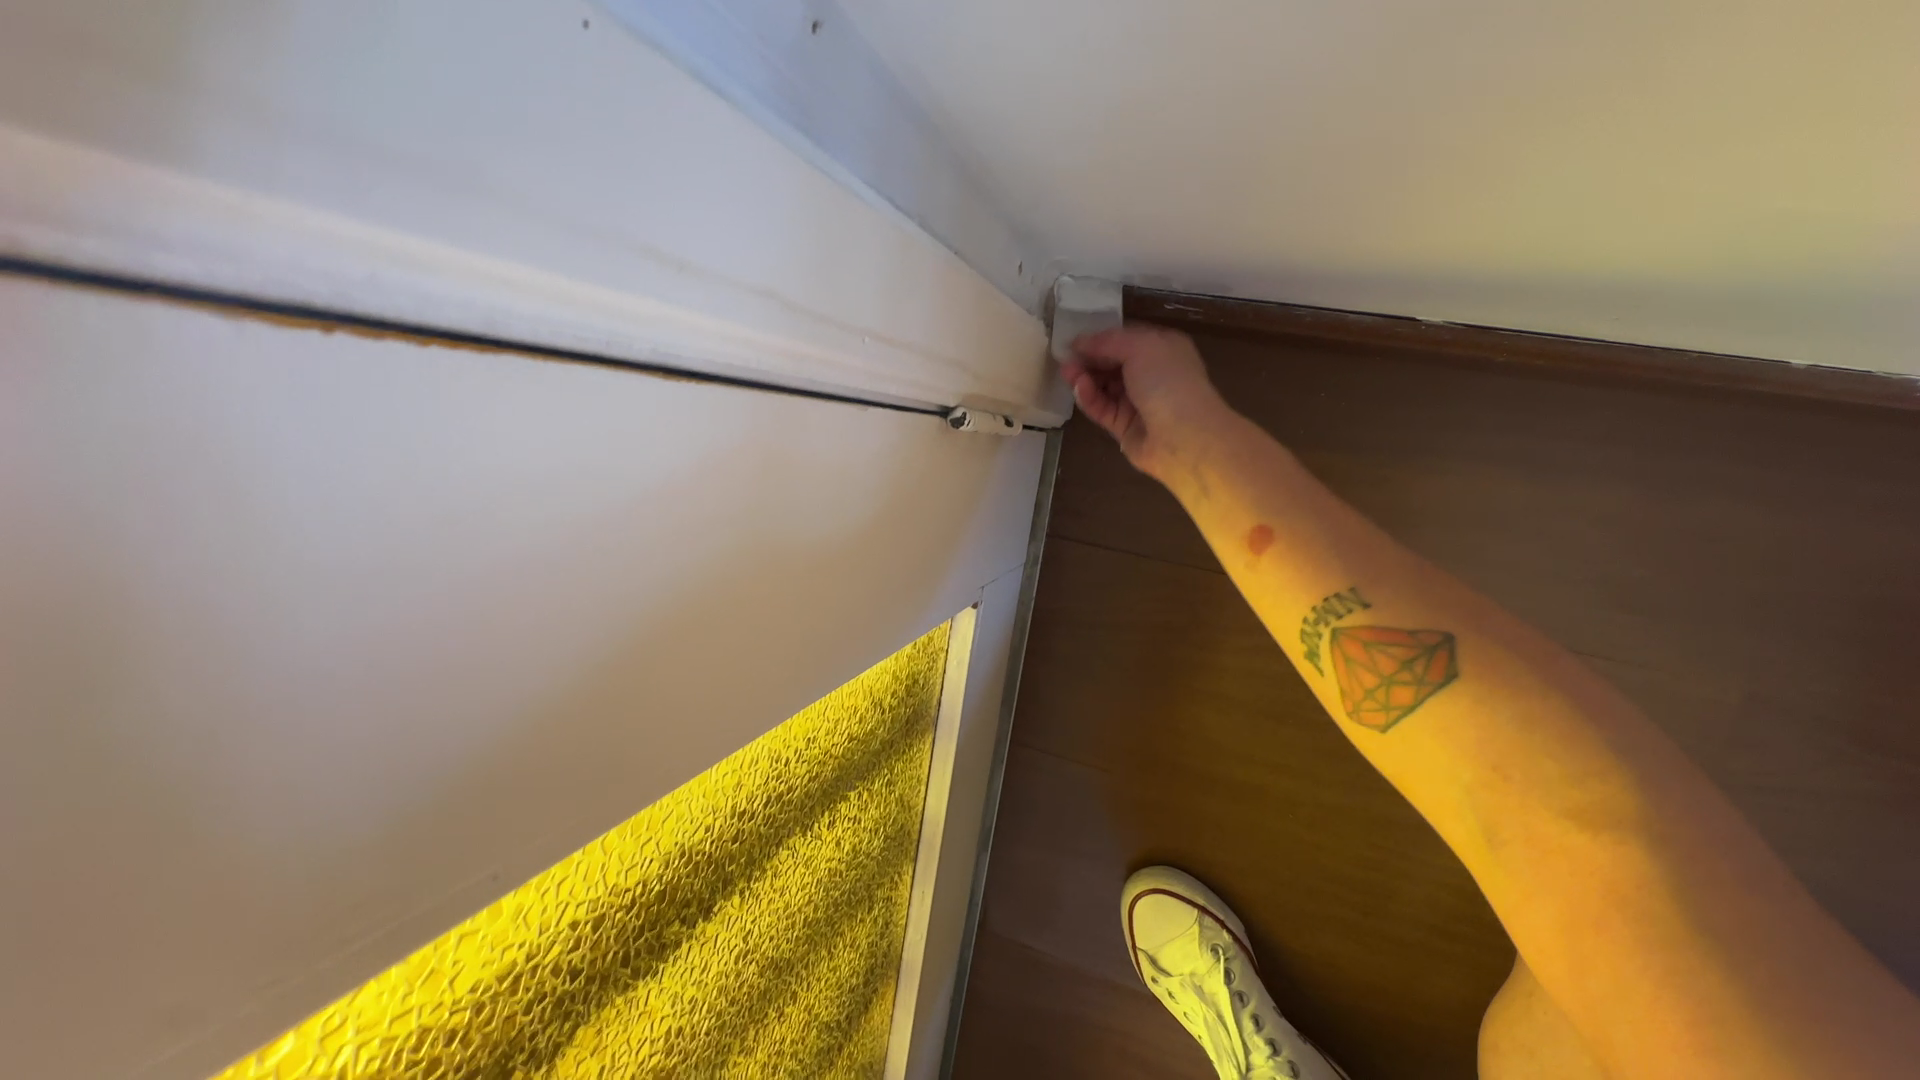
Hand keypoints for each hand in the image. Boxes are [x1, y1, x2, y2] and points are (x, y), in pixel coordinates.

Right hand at [1061, 325, 1228, 480]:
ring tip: (1067, 372)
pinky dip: (1089, 398)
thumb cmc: (1167, 381)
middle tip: (1064, 357)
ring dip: (1085, 378)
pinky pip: (1102, 409)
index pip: (1125, 340)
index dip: (1100, 339)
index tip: (1073, 339)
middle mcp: (1151, 374)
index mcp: (1162, 349)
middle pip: (1112, 363)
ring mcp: (1138, 402)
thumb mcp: (1140, 346)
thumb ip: (1108, 341)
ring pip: (1104, 386)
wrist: (1183, 436)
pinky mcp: (1124, 427)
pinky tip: (1079, 389)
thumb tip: (1079, 342)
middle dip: (1088, 359)